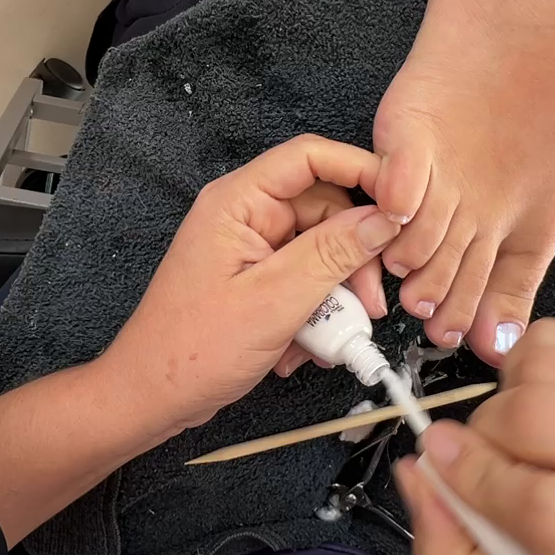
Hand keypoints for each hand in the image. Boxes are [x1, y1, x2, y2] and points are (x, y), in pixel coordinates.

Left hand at [102, 135, 403, 432]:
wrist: (153, 396)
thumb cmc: (193, 349)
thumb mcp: (274, 301)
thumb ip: (332, 255)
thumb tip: (383, 220)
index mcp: (238, 200)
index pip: (309, 157)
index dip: (361, 171)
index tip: (402, 205)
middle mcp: (246, 213)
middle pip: (324, 208)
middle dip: (353, 257)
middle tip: (370, 304)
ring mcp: (252, 245)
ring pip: (320, 248)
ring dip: (334, 295)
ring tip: (330, 339)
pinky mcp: (257, 274)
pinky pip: (304, 277)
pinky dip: (315, 311)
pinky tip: (304, 346)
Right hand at [395, 320, 554, 554]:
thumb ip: (454, 550)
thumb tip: (418, 469)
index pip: (544, 505)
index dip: (474, 480)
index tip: (440, 465)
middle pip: (538, 417)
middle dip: (485, 432)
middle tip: (486, 455)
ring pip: (543, 364)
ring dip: (507, 393)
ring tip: (523, 431)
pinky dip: (530, 362)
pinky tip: (548, 400)